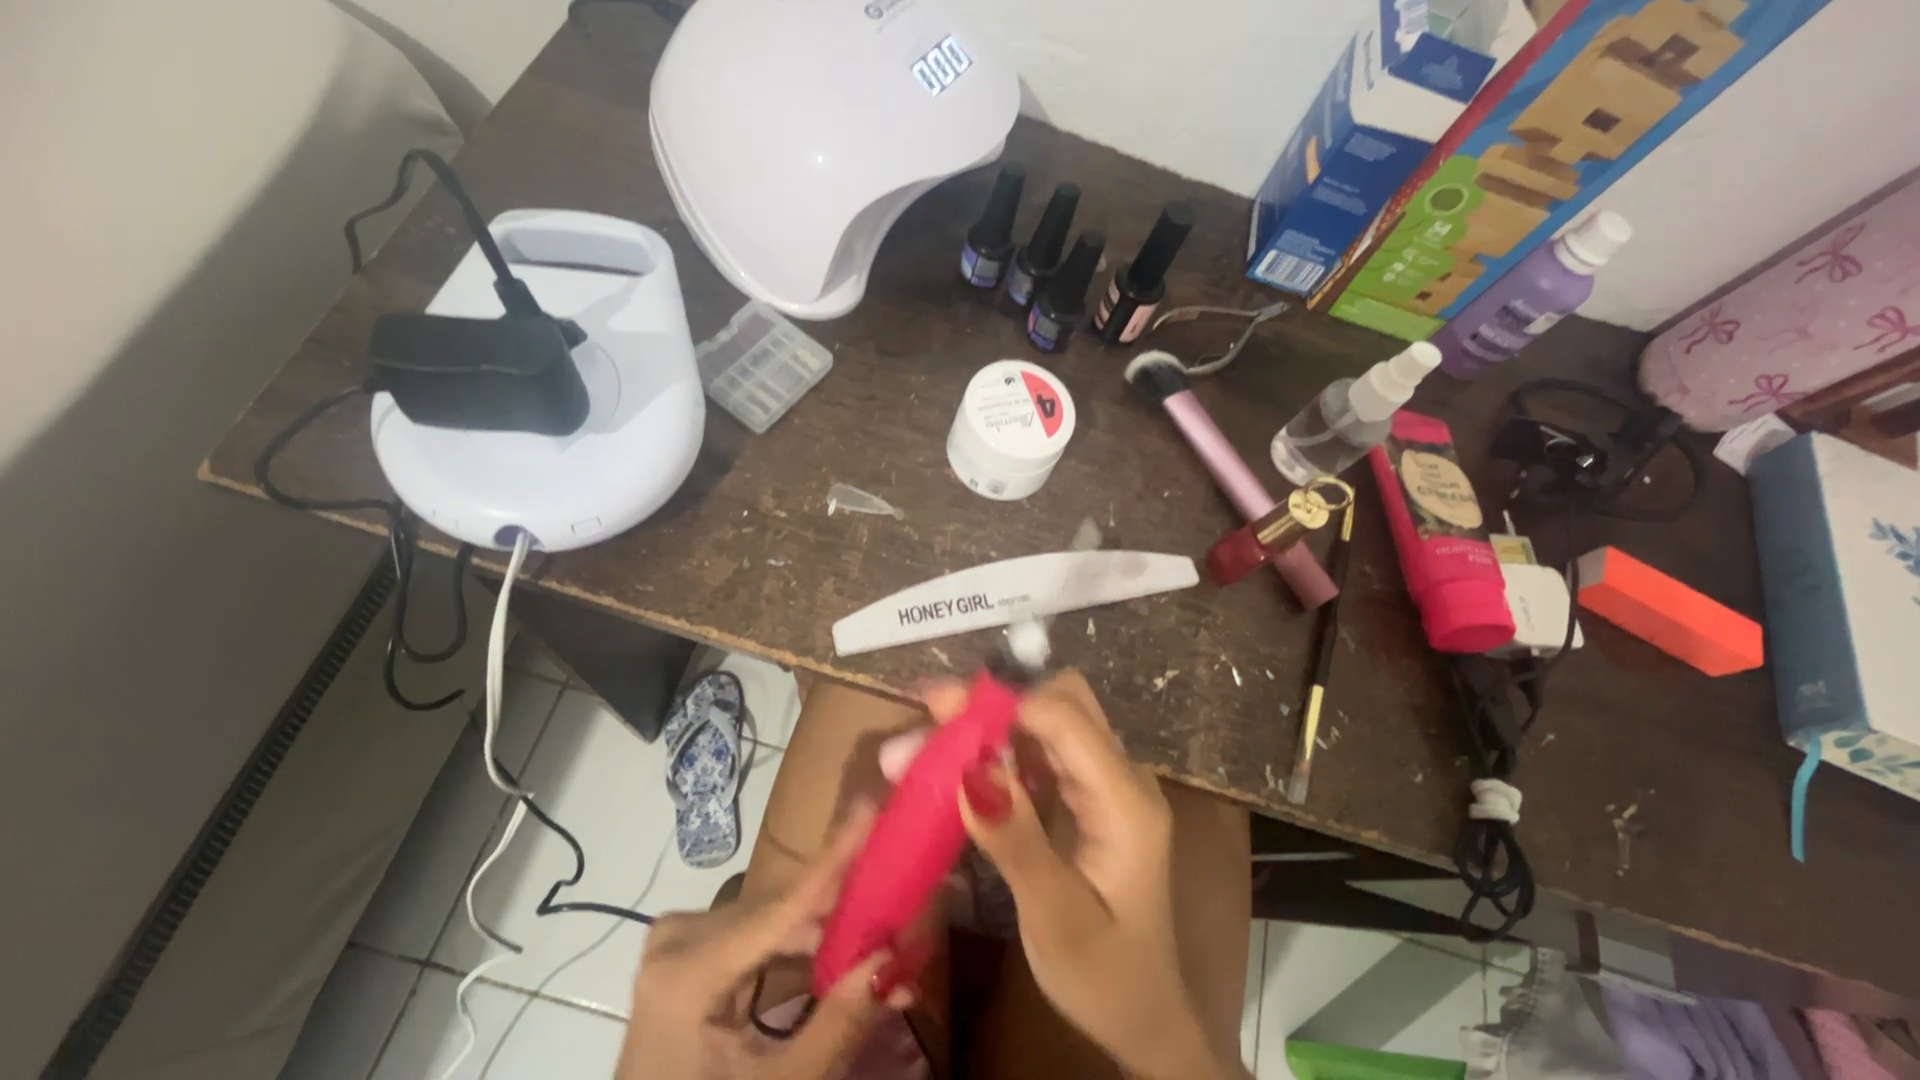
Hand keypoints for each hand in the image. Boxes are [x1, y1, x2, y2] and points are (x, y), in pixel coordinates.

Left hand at [618, 807, 908, 1079]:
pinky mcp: (681, 957)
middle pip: (776, 909)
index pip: (781, 906)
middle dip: (841, 910)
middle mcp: (676, 940)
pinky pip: (750, 936)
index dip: (833, 858)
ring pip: (767, 919)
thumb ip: (838, 1024)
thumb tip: (892, 958)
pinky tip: (832, 959)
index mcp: (688, 971)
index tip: (870, 806)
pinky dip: (793, 948)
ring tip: (876, 941)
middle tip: (900, 901)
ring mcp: (674, 945)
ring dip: (821, 932)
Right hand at [912, 672, 1244, 1079]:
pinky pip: (1043, 756)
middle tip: (930, 720)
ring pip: (1046, 725)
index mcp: (1126, 803)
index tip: (937, 709)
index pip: (1065, 718)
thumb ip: (1016, 839)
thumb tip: (970, 771)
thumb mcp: (1055, 916)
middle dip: (994, 704)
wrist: (1141, 1016)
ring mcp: (1105, 788)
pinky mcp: (1087, 801)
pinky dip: (999, 753)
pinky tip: (958, 770)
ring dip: (990, 726)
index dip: (1002, 703)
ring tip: (927, 746)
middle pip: (1061, 705)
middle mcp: (1122, 780)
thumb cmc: (1103, 976)